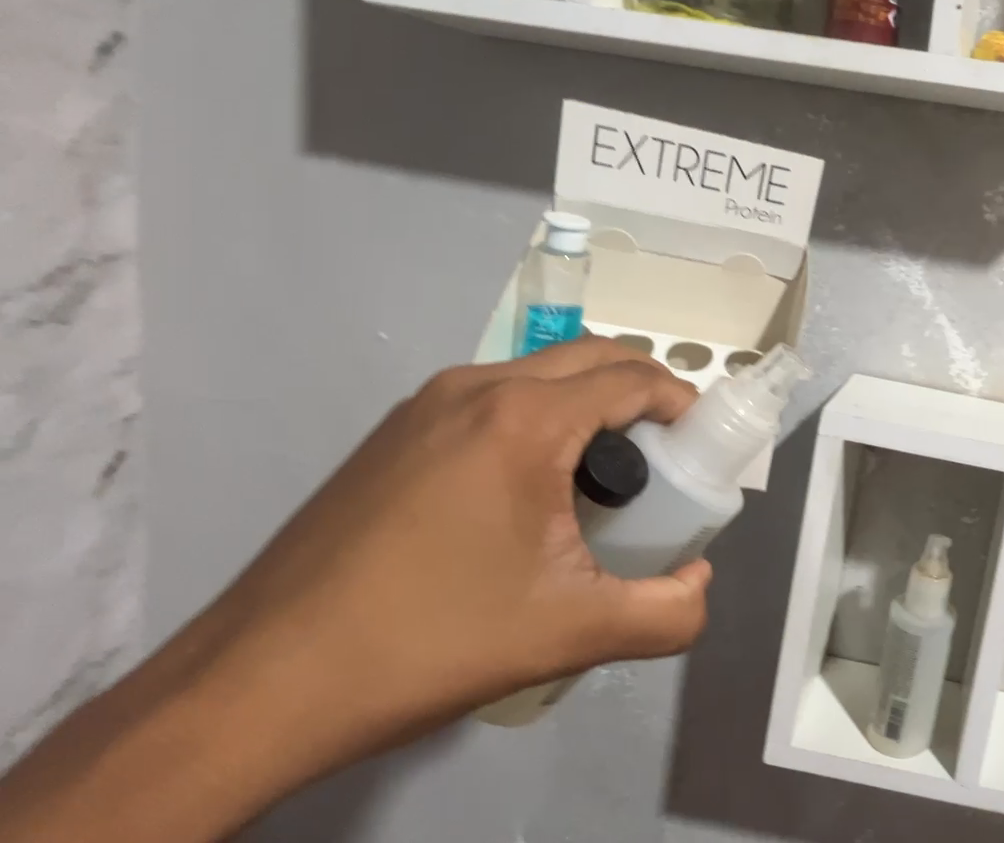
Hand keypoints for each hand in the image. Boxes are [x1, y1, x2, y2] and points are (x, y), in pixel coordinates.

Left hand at [0, 338, 709, 841]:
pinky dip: (539, 417)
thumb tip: (699, 581)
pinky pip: (493, 398)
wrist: (261, 684)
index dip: (681, 402)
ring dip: (588, 402)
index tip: (702, 445)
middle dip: (642, 392)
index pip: (632, 379)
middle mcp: (476, 389)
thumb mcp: (572, 633)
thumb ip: (668, 611)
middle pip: (591, 358)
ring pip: (539, 373)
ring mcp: (424, 406)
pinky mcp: (392, 433)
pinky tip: (527, 491)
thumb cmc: (431, 642)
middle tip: (664, 457)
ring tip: (599, 477)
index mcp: (525, 420)